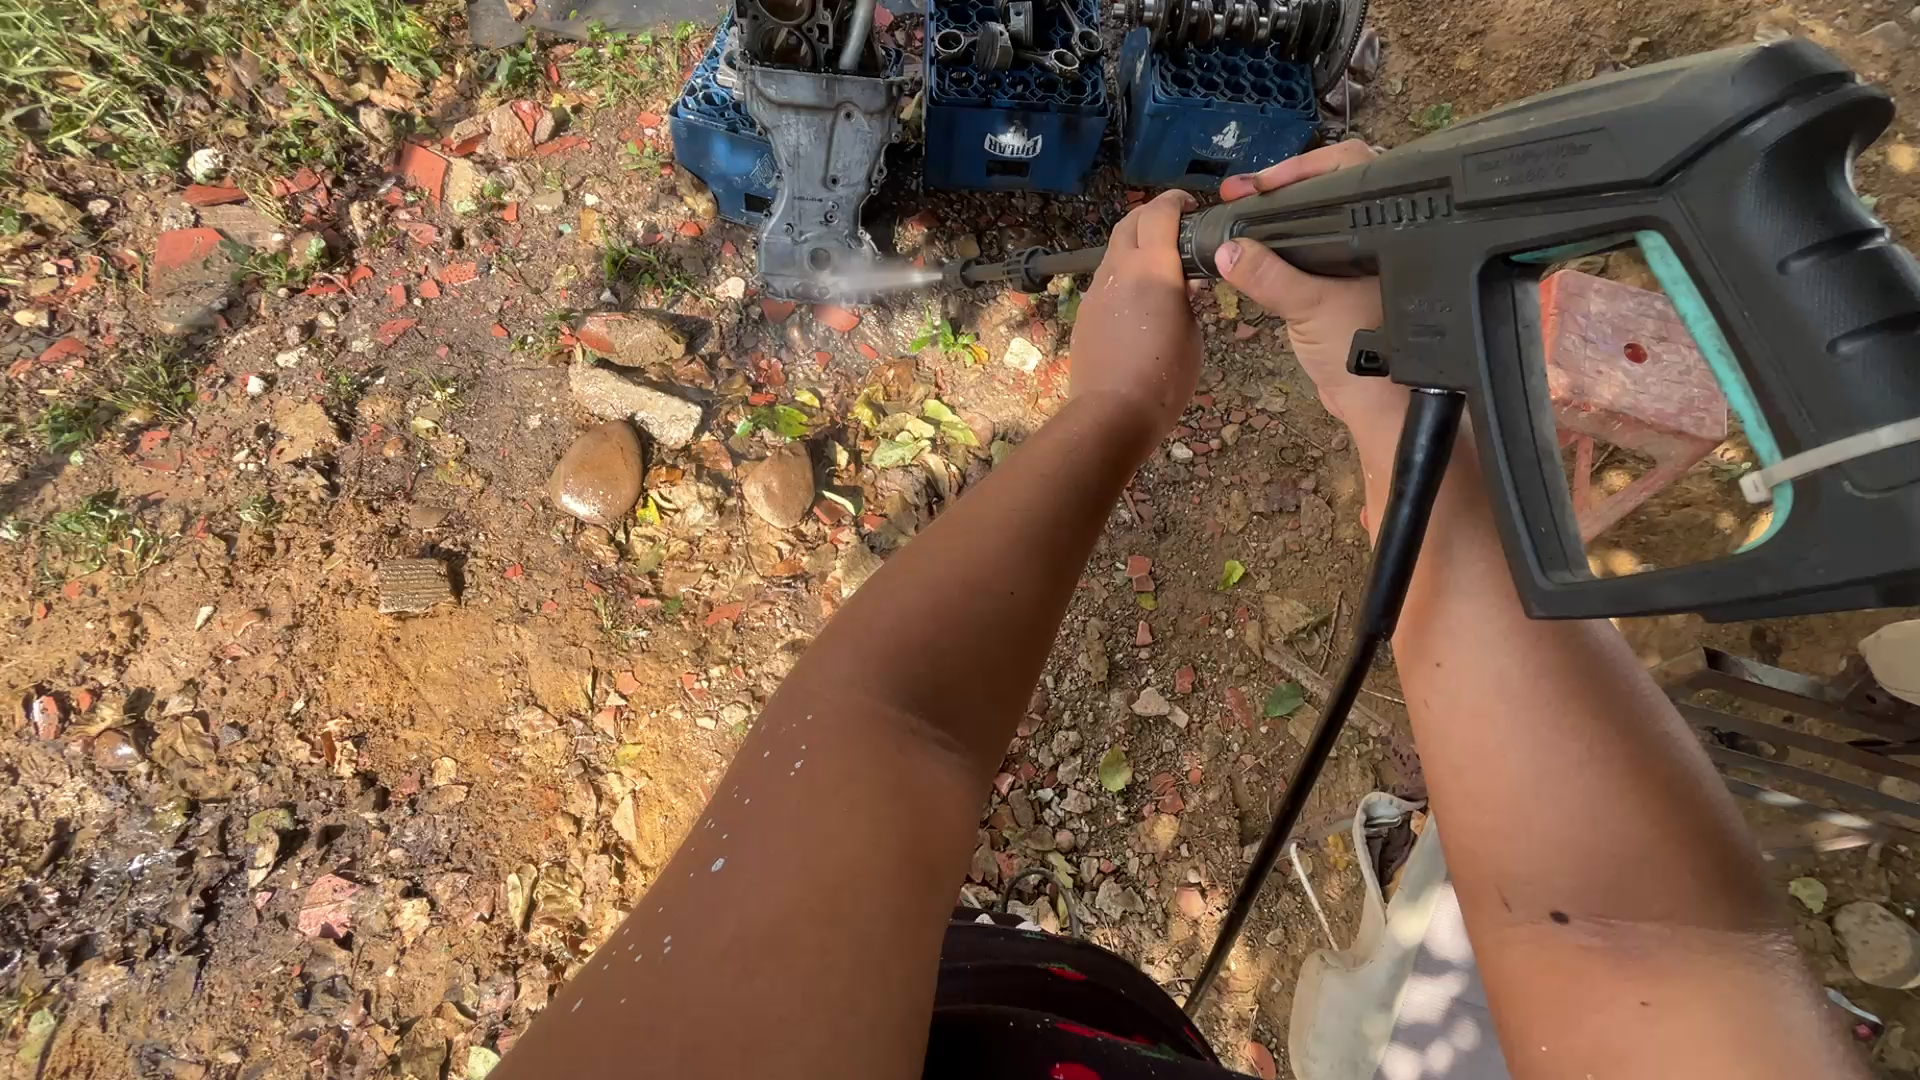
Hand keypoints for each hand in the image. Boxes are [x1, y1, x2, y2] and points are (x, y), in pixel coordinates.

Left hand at [1069, 190, 1203, 453]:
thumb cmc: (1164, 377)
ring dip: (1135, 249)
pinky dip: (1123, 277)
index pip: (1159, 212)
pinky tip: (1137, 302)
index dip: (1176, 202)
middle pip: (1128, 223)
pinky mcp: (1084, 316)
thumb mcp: (1193, 334)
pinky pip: (1105, 283)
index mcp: (1152, 268)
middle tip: (1175, 231)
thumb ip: (1188, 300)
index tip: (1191, 207)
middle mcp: (1118, 271)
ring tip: (1158, 270)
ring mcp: (1095, 293)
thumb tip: (1183, 285)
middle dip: (1152, 217)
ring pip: (1113, 253)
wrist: (1111, 413)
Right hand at [1216, 141, 1406, 441]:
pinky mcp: (1338, 286)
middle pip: (1325, 190)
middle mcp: (1373, 236)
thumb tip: (1226, 251)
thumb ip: (1267, 276)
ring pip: (1315, 222)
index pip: (1342, 169)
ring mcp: (1355, 262)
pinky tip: (1255, 249)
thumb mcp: (1307, 307)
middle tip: (1240, 193)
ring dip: (1278, 217)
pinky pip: (1306, 252)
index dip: (1296, 168)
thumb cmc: (1358, 348)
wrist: (1371, 400)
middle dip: (1281, 187)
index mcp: (1381, 228)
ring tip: (1240, 212)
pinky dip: (1280, 246)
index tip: (1255, 185)